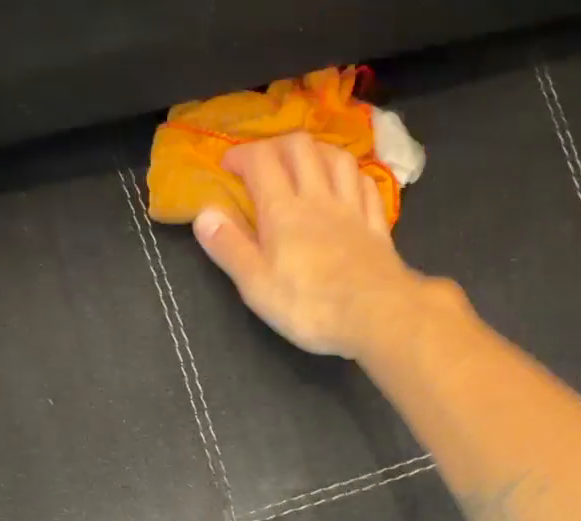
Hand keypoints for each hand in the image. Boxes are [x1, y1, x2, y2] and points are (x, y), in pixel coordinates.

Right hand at [194, 133, 447, 360]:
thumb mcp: (256, 285)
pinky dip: (354, 177)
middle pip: (301, 148)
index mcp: (283, 211)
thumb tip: (203, 213)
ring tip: (307, 164)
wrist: (376, 316)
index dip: (241, 154)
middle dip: (278, 145)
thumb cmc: (310, 306)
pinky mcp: (377, 227)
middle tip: (265, 161)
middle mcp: (319, 198)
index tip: (227, 165)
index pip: (261, 161)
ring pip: (338, 159)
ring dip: (318, 152)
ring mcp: (353, 210)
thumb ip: (229, 247)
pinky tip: (349, 185)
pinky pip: (367, 187)